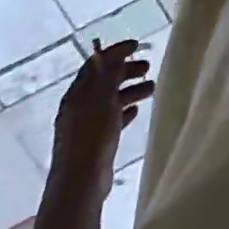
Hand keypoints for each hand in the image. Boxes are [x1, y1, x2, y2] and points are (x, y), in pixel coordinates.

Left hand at [49, 39, 153, 191]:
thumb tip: (112, 56)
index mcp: (77, 92)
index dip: (116, 52)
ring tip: (151, 88)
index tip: (137, 45)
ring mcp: (86, 124)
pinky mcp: (95, 142)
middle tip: (148, 67)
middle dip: (126, 70)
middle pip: (105, 80)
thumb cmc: (91, 135)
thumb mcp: (103, 99)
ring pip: (111, 99)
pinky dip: (124, 110)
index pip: (96, 63)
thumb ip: (108, 76)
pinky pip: (112, 119)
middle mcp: (79, 105)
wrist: (81, 182)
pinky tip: (137, 111)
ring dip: (130, 90)